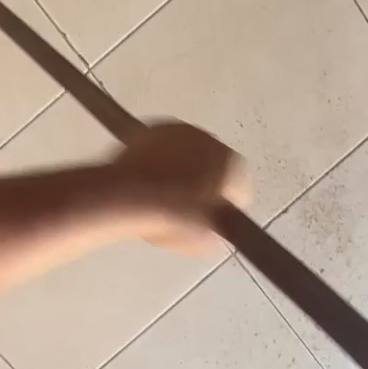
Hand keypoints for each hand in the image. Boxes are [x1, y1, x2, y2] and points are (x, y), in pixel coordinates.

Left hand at [108, 121, 247, 255]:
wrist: (129, 196)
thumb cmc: (167, 216)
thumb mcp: (199, 240)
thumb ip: (214, 234)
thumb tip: (211, 236)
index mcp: (233, 165)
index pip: (238, 188)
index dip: (223, 206)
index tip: (211, 218)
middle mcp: (213, 141)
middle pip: (215, 166)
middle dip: (204, 182)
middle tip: (185, 206)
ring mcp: (182, 131)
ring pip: (190, 153)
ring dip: (183, 168)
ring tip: (165, 192)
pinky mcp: (155, 128)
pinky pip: (165, 147)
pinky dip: (161, 159)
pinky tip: (150, 177)